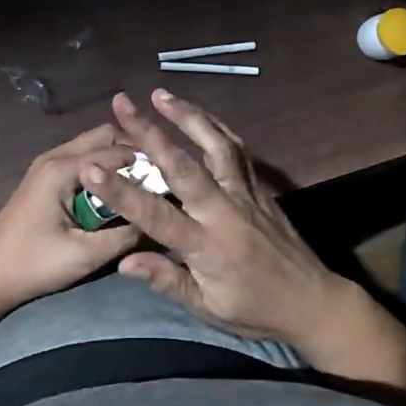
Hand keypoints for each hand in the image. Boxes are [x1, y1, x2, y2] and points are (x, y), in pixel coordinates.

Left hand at [0, 125, 143, 311]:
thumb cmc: (34, 265)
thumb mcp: (85, 255)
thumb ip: (125, 234)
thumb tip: (159, 219)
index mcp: (62, 169)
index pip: (117, 151)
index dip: (148, 164)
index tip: (173, 181)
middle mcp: (54, 157)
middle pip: (104, 137)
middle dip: (133, 154)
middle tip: (158, 181)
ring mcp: (46, 165)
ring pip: (92, 146)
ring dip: (116, 160)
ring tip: (142, 187)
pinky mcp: (44, 178)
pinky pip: (81, 160)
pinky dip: (101, 169)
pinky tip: (115, 193)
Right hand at [79, 90, 353, 345]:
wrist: (314, 302)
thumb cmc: (256, 310)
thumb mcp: (209, 308)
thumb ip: (167, 280)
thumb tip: (125, 262)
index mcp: (206, 246)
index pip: (155, 214)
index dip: (120, 191)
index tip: (90, 167)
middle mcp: (224, 211)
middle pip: (183, 165)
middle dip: (149, 132)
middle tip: (122, 104)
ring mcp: (245, 193)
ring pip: (215, 145)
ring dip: (187, 116)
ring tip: (159, 94)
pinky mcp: (260, 186)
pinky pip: (237, 150)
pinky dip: (217, 127)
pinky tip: (200, 115)